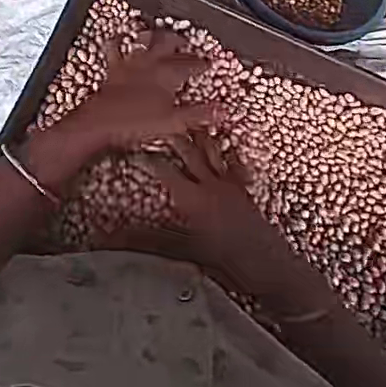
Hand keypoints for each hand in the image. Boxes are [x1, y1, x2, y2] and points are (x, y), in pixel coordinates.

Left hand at [23, 30, 220, 185]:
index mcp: (167, 74)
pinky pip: (113, 50)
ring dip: (150, 35)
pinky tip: (115, 37)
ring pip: (143, 41)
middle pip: (167, 44)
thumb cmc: (137, 122)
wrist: (99, 123)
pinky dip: (116, 42)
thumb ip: (198, 115)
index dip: (201, 63)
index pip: (190, 64)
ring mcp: (129, 64)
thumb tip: (223, 111)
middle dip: (178, 41)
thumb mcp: (173, 122)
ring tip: (155, 32)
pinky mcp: (112, 70)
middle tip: (185, 41)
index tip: (208, 62)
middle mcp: (149, 63)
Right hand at [128, 130, 337, 318]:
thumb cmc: (227, 261)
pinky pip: (235, 165)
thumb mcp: (184, 250)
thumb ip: (151, 239)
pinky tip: (228, 144)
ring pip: (212, 152)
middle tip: (162, 122)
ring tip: (192, 121)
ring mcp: (230, 185)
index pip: (165, 170)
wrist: (266, 265)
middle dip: (174, 136)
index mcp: (194, 198)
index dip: (149, 159)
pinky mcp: (244, 190)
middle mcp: (212, 185)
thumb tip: (118, 237)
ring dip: (201, 137)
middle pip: (189, 153)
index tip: (136, 148)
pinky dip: (230, 153)